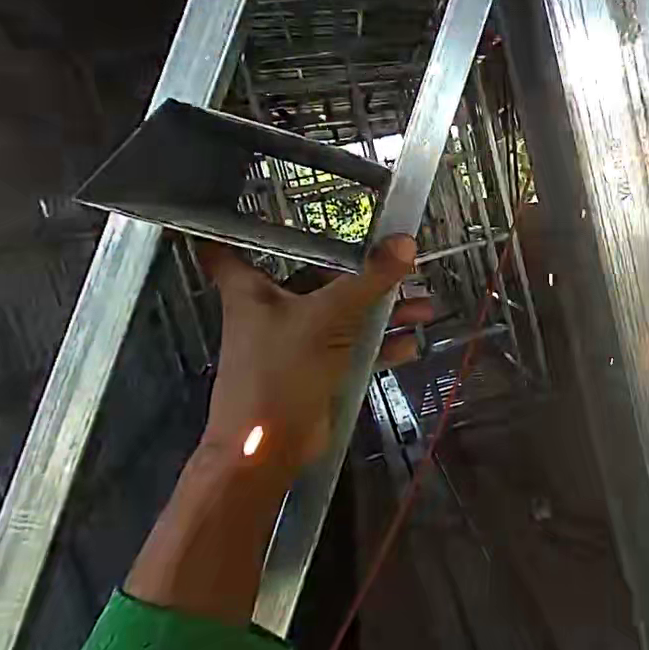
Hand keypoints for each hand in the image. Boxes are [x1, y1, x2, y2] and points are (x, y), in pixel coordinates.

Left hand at [196, 234, 430, 468]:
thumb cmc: (280, 372)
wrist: (268, 451)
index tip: (246, 198)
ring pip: (342, 314)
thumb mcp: (327, 317)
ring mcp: (296, 341)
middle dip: (359, 273)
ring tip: (423, 305)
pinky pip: (353, 348)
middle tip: (398, 264)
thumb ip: (368, 280)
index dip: (230, 221)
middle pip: (316, 277)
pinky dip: (380, 344)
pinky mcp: (317, 370)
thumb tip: (405, 243)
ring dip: (381, 310)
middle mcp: (271, 309)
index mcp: (252, 289)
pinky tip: (411, 343)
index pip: (225, 245)